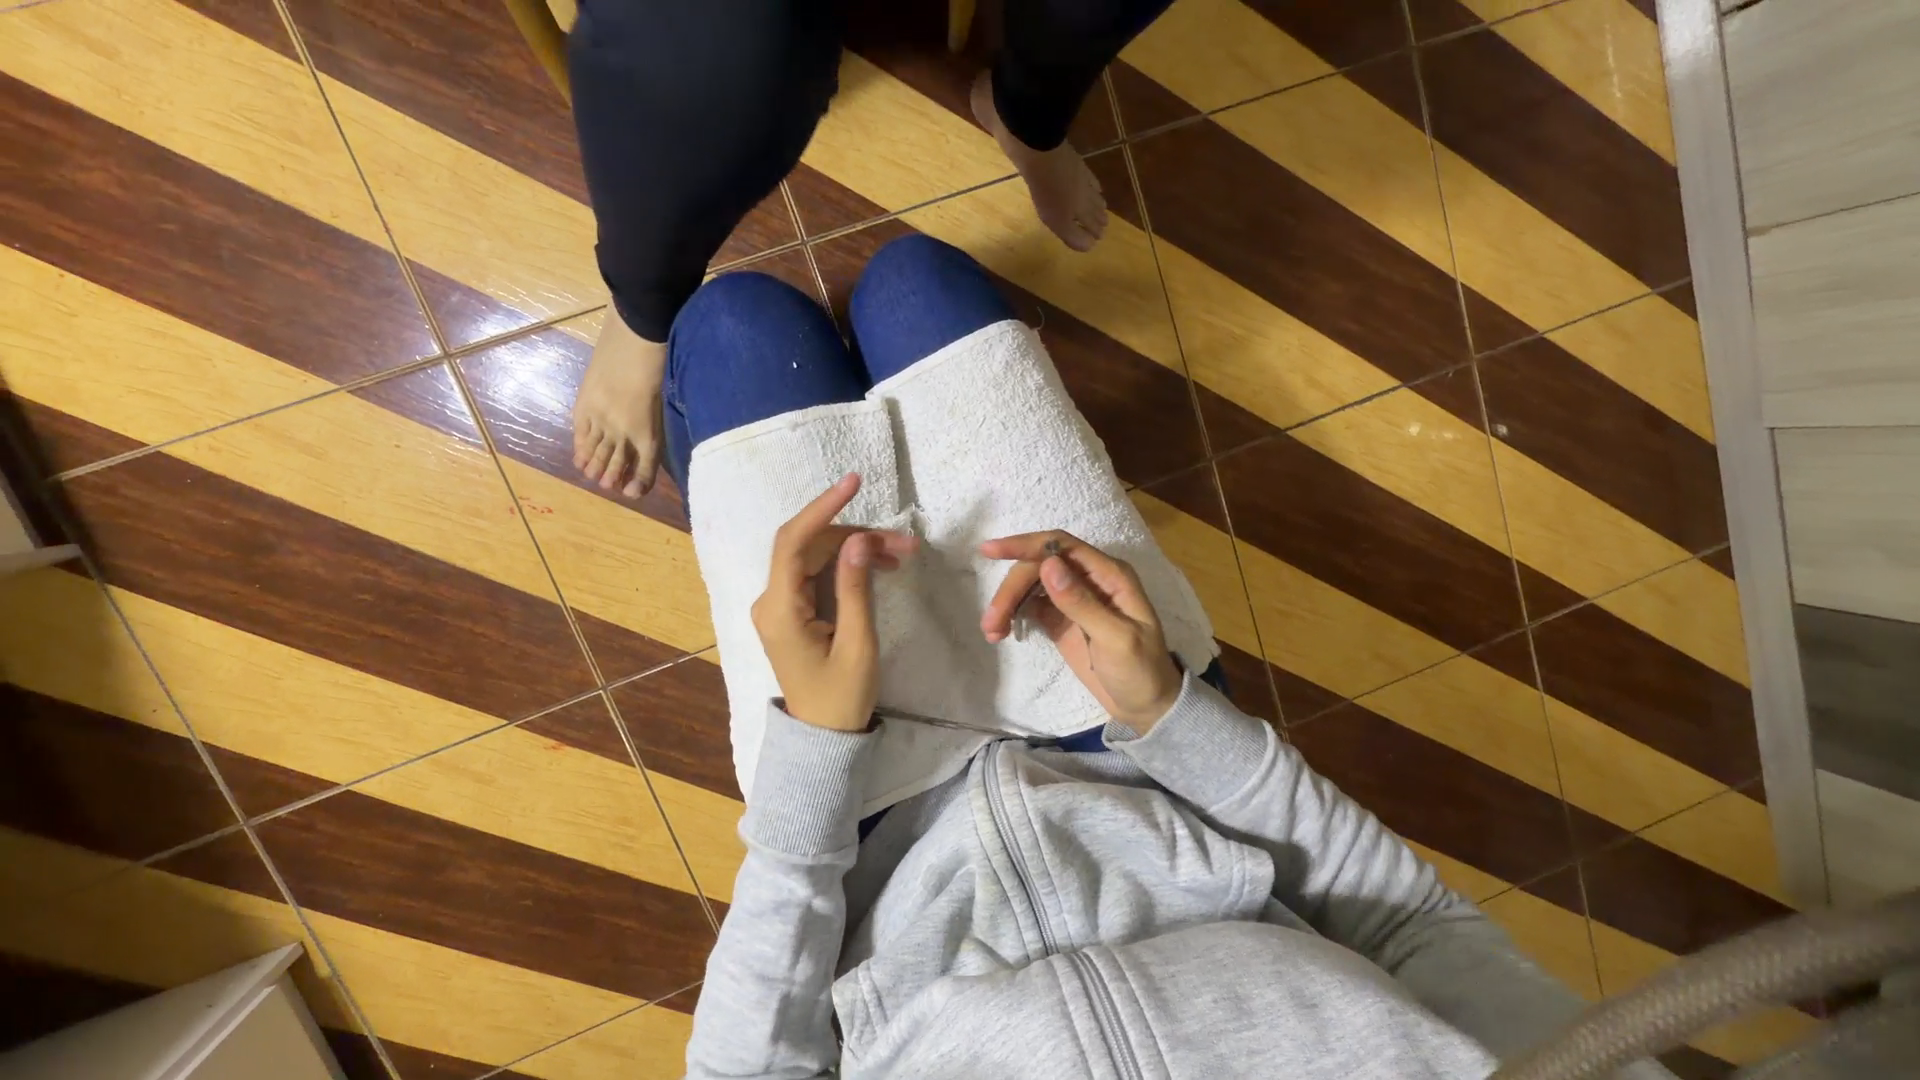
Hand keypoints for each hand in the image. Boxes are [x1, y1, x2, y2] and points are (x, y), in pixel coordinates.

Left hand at [751, 474, 918, 731]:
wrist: (823, 739)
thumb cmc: (841, 698)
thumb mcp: (857, 644)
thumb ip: (854, 589)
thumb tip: (857, 541)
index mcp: (780, 610)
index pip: (794, 541)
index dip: (823, 507)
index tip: (854, 483)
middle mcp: (771, 600)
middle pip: (808, 544)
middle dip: (855, 533)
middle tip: (903, 543)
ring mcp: (780, 604)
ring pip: (816, 555)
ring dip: (856, 548)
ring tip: (902, 555)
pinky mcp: (793, 610)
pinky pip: (818, 573)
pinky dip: (848, 564)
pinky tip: (881, 566)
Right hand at [979, 531, 1181, 731]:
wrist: (1145, 706)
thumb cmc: (1141, 670)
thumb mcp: (1115, 639)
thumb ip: (1081, 603)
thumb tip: (1048, 565)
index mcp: (1108, 574)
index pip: (1061, 546)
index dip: (1025, 545)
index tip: (990, 551)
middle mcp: (1088, 578)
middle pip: (1039, 567)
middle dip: (1011, 588)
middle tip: (990, 620)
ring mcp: (1072, 598)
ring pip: (1030, 585)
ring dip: (1007, 602)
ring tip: (991, 631)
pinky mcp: (1059, 618)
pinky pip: (1029, 605)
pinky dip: (1011, 614)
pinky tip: (999, 631)